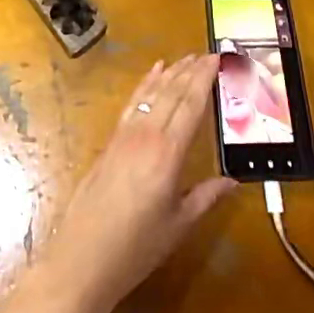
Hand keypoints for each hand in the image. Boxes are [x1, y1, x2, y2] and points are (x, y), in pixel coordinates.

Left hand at [0, 55, 238, 312]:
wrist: (82, 259)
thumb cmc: (136, 247)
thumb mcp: (178, 225)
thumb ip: (206, 197)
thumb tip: (231, 181)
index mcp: (168, 152)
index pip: (191, 104)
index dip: (205, 78)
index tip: (218, 58)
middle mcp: (146, 134)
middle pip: (172, 92)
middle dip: (191, 70)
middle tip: (208, 53)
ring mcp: (125, 135)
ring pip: (152, 93)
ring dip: (171, 72)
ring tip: (186, 57)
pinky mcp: (111, 141)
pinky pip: (133, 102)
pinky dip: (146, 84)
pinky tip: (153, 73)